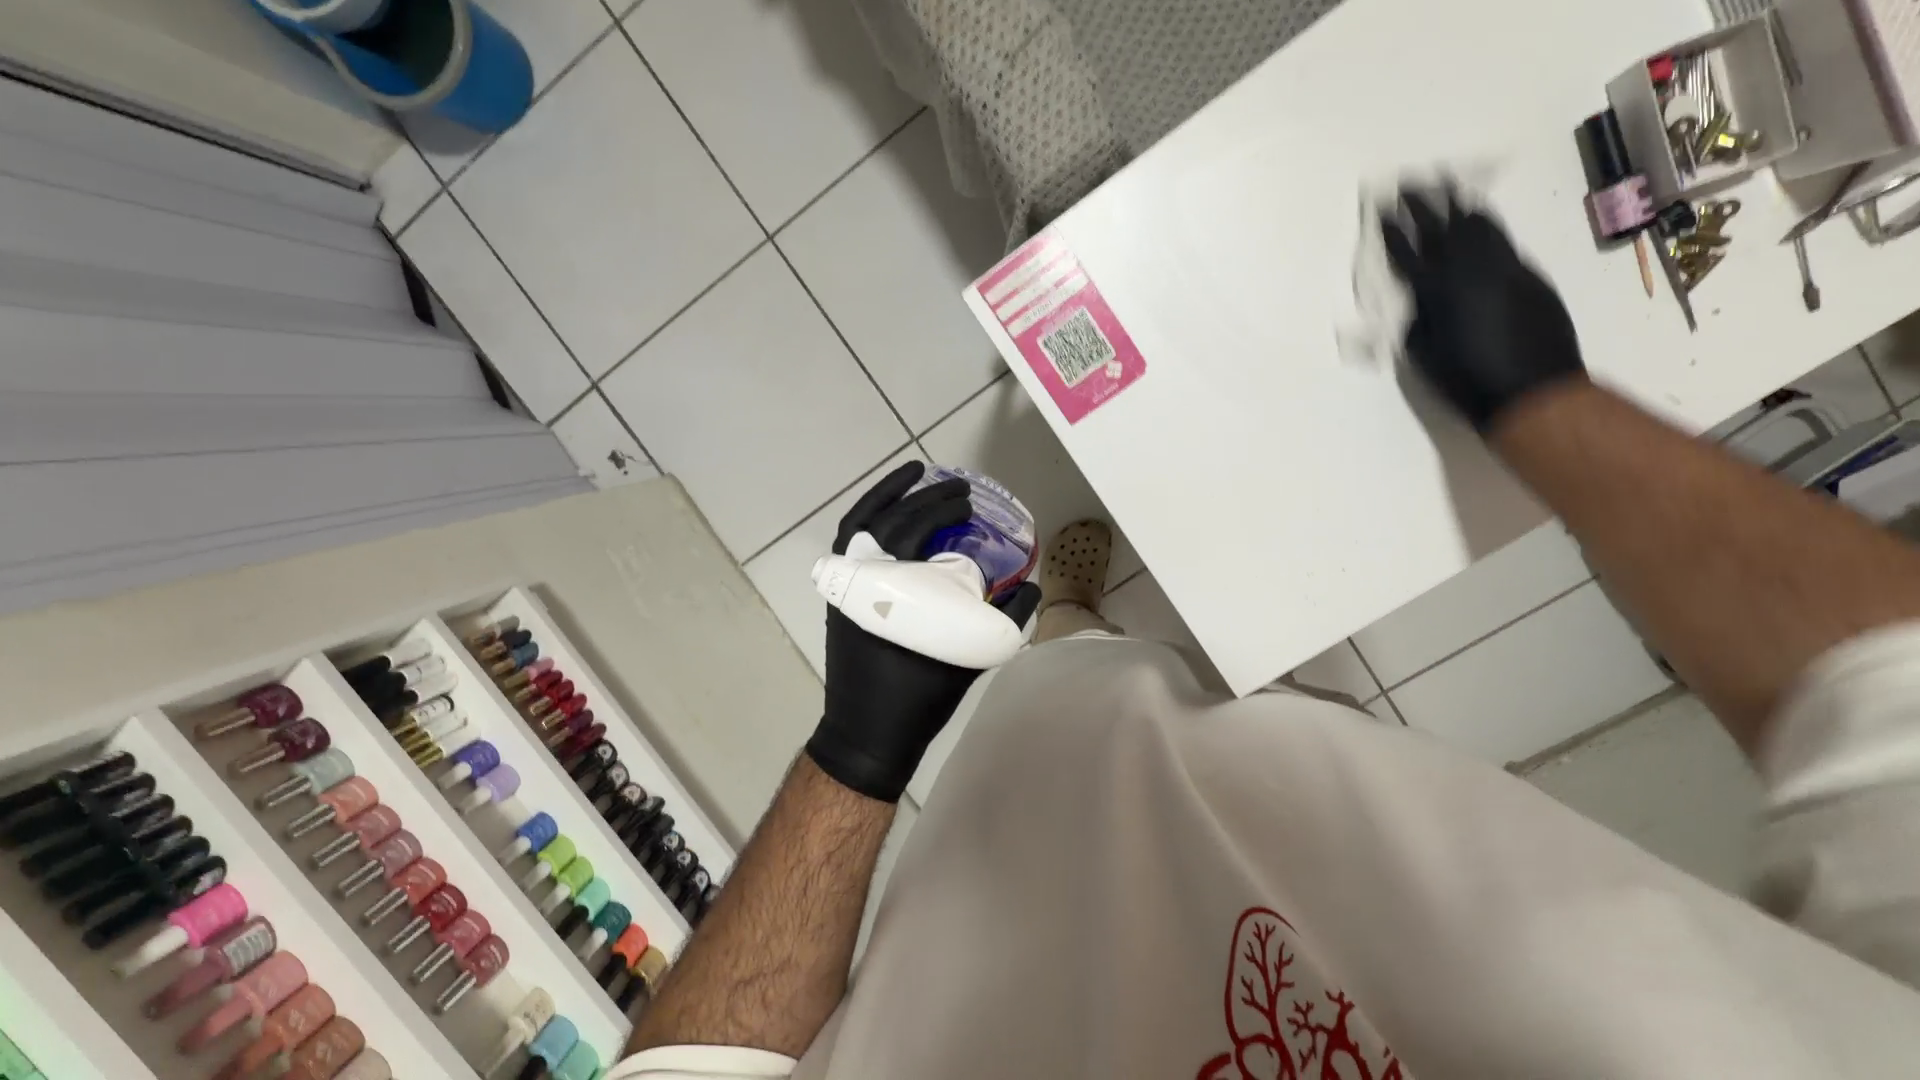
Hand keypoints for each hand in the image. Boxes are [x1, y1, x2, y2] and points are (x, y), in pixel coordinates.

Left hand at [805, 462, 1041, 802]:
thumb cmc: (916, 698)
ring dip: (888, 497)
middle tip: (958, 492)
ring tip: (915, 477)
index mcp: (886, 589)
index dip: (939, 507)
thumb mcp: (966, 659)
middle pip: (888, 521)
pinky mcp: (843, 596)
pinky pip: (853, 546)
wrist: (867, 734)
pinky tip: (893, 514)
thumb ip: (1002, 620)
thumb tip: (1029, 586)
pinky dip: (871, 522)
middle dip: (923, 498)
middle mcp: (859, 579)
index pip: (910, 530)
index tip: (967, 501)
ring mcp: (845, 586)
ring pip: (861, 525)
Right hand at [1381, 188, 1586, 431]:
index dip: (1392, 229)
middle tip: (1410, 185)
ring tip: (1447, 189)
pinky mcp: (1528, 272)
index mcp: (1436, 291)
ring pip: (1479, 224)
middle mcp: (1469, 269)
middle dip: (1423, 204)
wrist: (1531, 389)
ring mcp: (1503, 266)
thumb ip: (1418, 317)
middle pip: (1443, 225)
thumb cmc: (1466, 379)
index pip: (1407, 251)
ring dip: (1459, 205)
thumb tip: (1420, 299)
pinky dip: (1485, 225)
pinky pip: (1502, 239)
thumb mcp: (1424, 351)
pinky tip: (1479, 220)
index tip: (1381, 209)